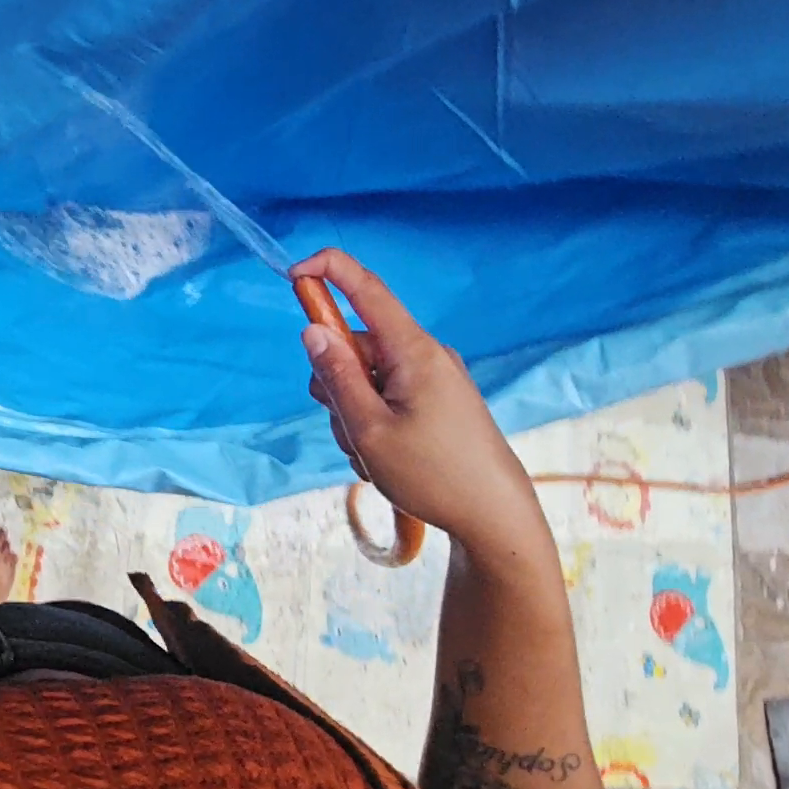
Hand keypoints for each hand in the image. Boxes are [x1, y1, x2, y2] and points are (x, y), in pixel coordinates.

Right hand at [293, 250, 547, 554]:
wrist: (495, 517)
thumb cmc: (432, 474)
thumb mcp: (369, 429)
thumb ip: (336, 377)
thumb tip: (311, 332)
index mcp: (413, 351)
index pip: (366, 290)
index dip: (328, 270)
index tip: (293, 275)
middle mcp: (423, 355)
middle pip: (354, 346)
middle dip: (333, 382)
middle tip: (349, 427)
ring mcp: (429, 378)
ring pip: (363, 377)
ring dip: (350, 411)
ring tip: (371, 451)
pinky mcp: (433, 399)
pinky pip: (382, 395)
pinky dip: (369, 420)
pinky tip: (384, 455)